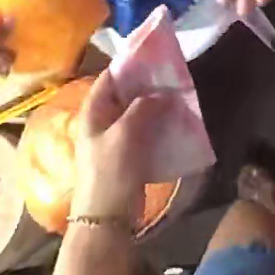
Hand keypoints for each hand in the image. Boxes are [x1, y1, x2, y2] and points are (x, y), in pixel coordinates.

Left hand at [72, 69, 185, 220]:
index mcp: (94, 111)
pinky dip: (160, 124)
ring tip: (180, 96)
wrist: (107, 218)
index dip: (130, 64)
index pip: (110, 77)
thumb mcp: (125, 134)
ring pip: (139, 112)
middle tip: (174, 75)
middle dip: (149, 85)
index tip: (155, 56)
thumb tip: (162, 93)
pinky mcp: (129, 154)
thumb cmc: (110, 172)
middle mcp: (103, 120)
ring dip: (157, 105)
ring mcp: (116, 138)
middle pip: (127, 94)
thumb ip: (142, 108)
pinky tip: (178, 121)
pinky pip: (146, 131)